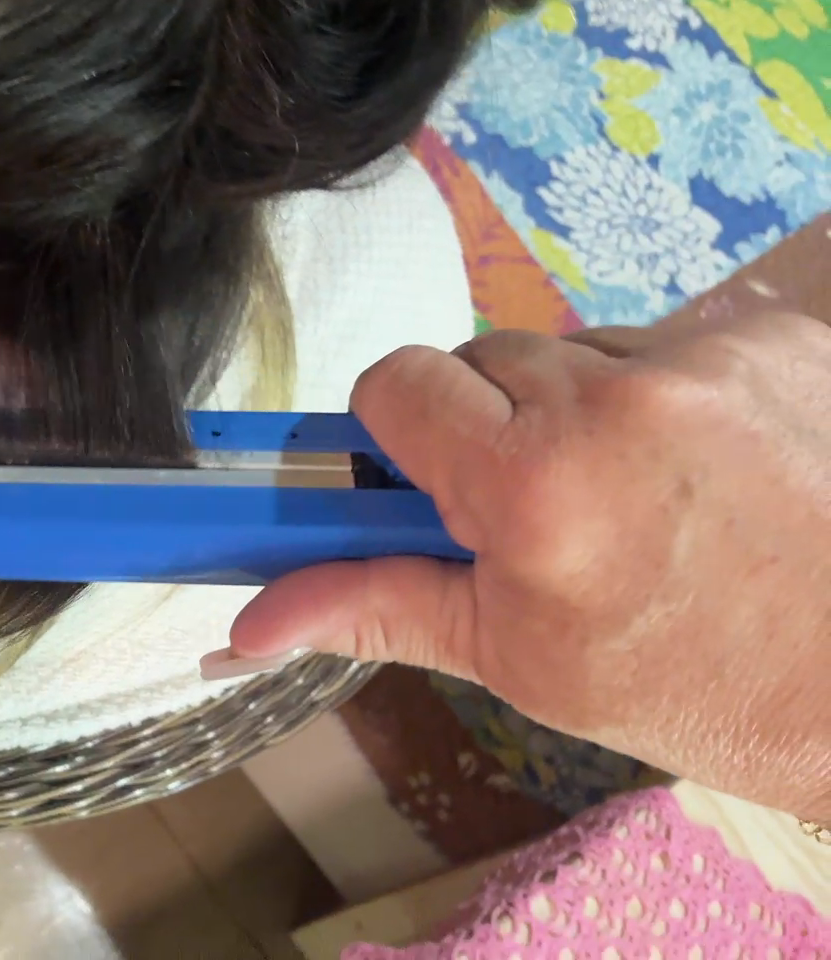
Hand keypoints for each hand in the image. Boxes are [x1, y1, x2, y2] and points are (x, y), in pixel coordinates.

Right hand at [224, 314, 830, 818]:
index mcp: (530, 480)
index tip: (428, 476)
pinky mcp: (783, 337)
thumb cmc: (693, 685)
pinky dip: (654, 391)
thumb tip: (245, 628)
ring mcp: (711, 359)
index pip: (394, 381)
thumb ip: (366, 608)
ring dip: (566, 404)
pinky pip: (658, 341)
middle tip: (525, 494)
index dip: (394, 425)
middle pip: (475, 357)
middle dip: (478, 418)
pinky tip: (704, 460)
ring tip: (625, 484)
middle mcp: (616, 400)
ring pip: (563, 348)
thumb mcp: (509, 658)